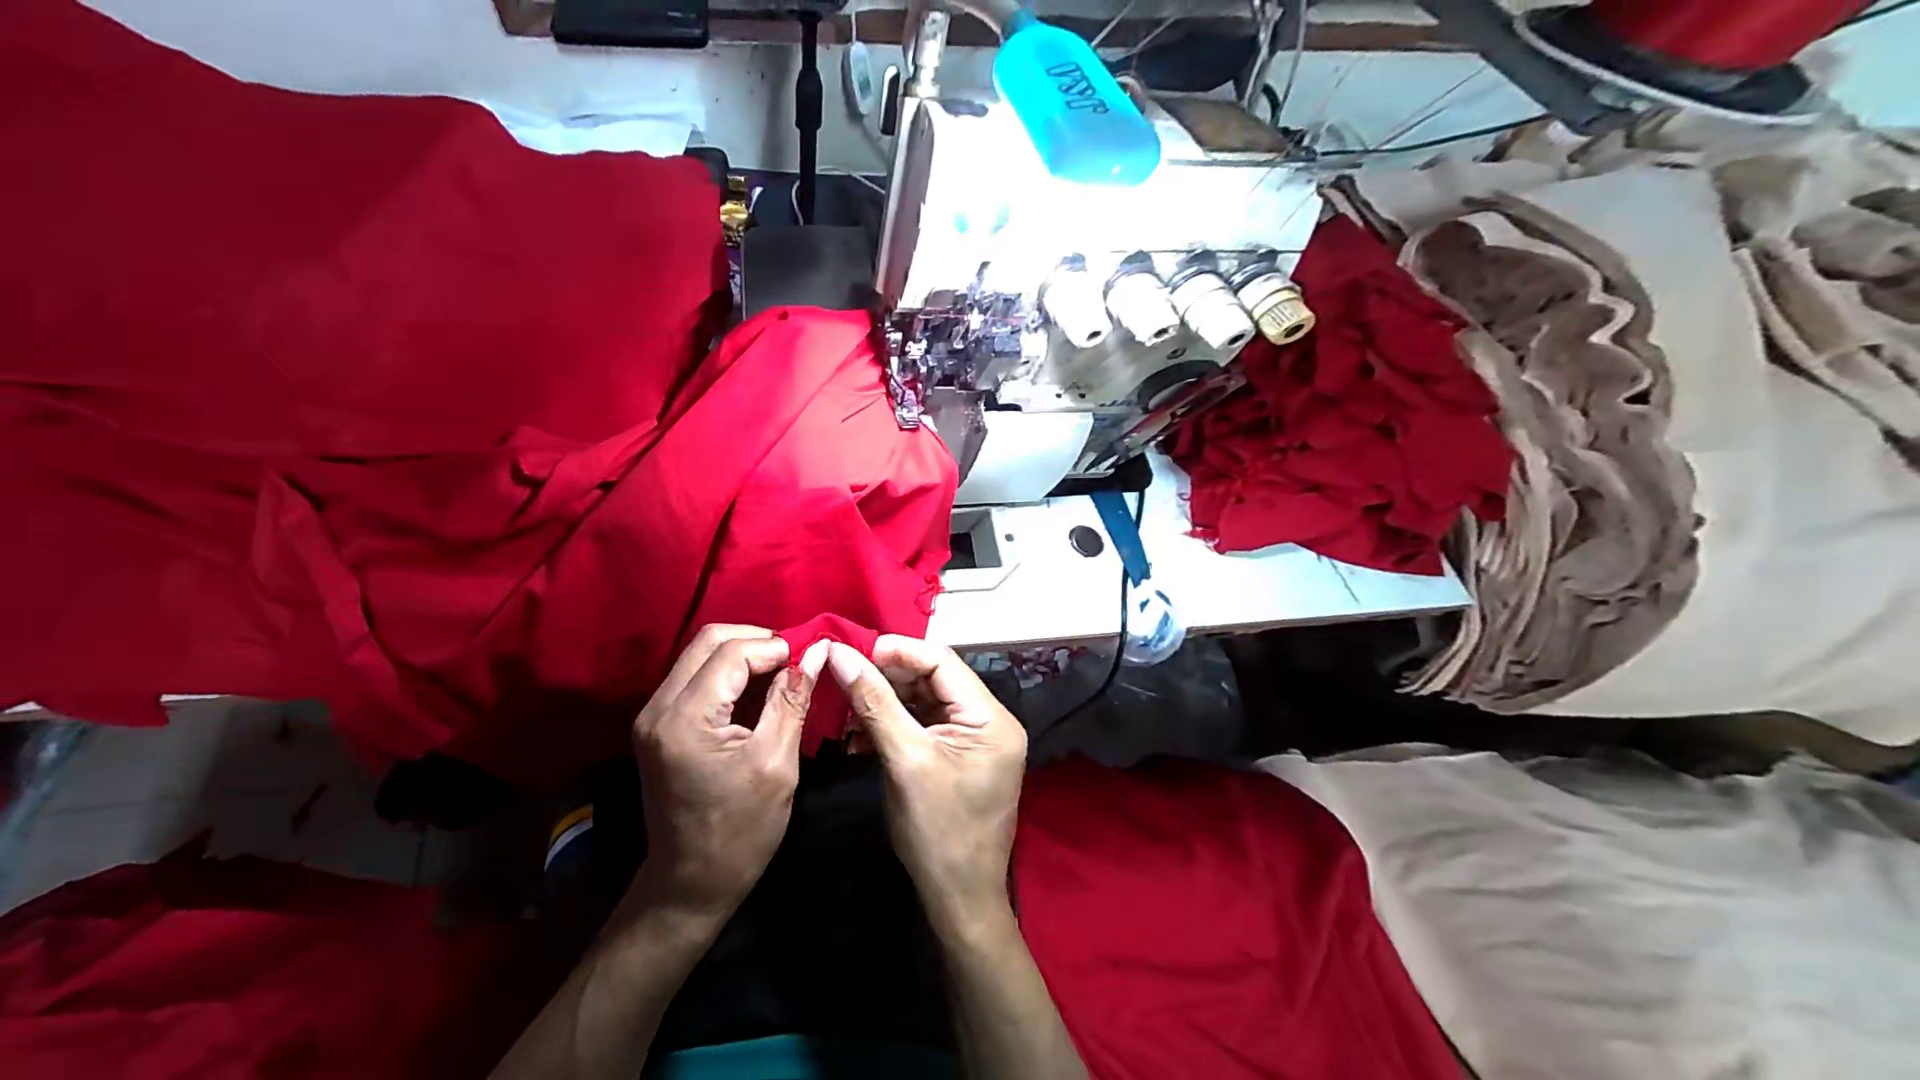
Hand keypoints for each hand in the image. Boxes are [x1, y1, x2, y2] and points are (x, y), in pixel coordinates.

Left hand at [631, 624, 828, 916]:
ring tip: (781, 671)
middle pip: (708, 641)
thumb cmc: (741, 831)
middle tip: (795, 659)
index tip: (809, 659)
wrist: (690, 883)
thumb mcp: (777, 763)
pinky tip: (758, 687)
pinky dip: (729, 671)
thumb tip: (816, 652)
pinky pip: (694, 676)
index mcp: (685, 719)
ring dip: (743, 653)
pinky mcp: (657, 724)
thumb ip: (792, 700)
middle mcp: (657, 708)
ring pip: (699, 654)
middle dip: (757, 640)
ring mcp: (652, 715)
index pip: (731, 653)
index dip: (775, 647)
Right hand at [826, 636, 1026, 933]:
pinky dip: (893, 725)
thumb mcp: (904, 761)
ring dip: (885, 702)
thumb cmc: (938, 833)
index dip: (897, 651)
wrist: (959, 900)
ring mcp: (975, 739)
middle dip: (887, 677)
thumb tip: (841, 655)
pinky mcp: (958, 756)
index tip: (853, 652)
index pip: (943, 661)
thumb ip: (874, 703)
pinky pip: (923, 725)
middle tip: (843, 677)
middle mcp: (990, 721)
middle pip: (934, 679)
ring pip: (924, 701)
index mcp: (991, 718)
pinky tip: (860, 735)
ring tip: (846, 709)